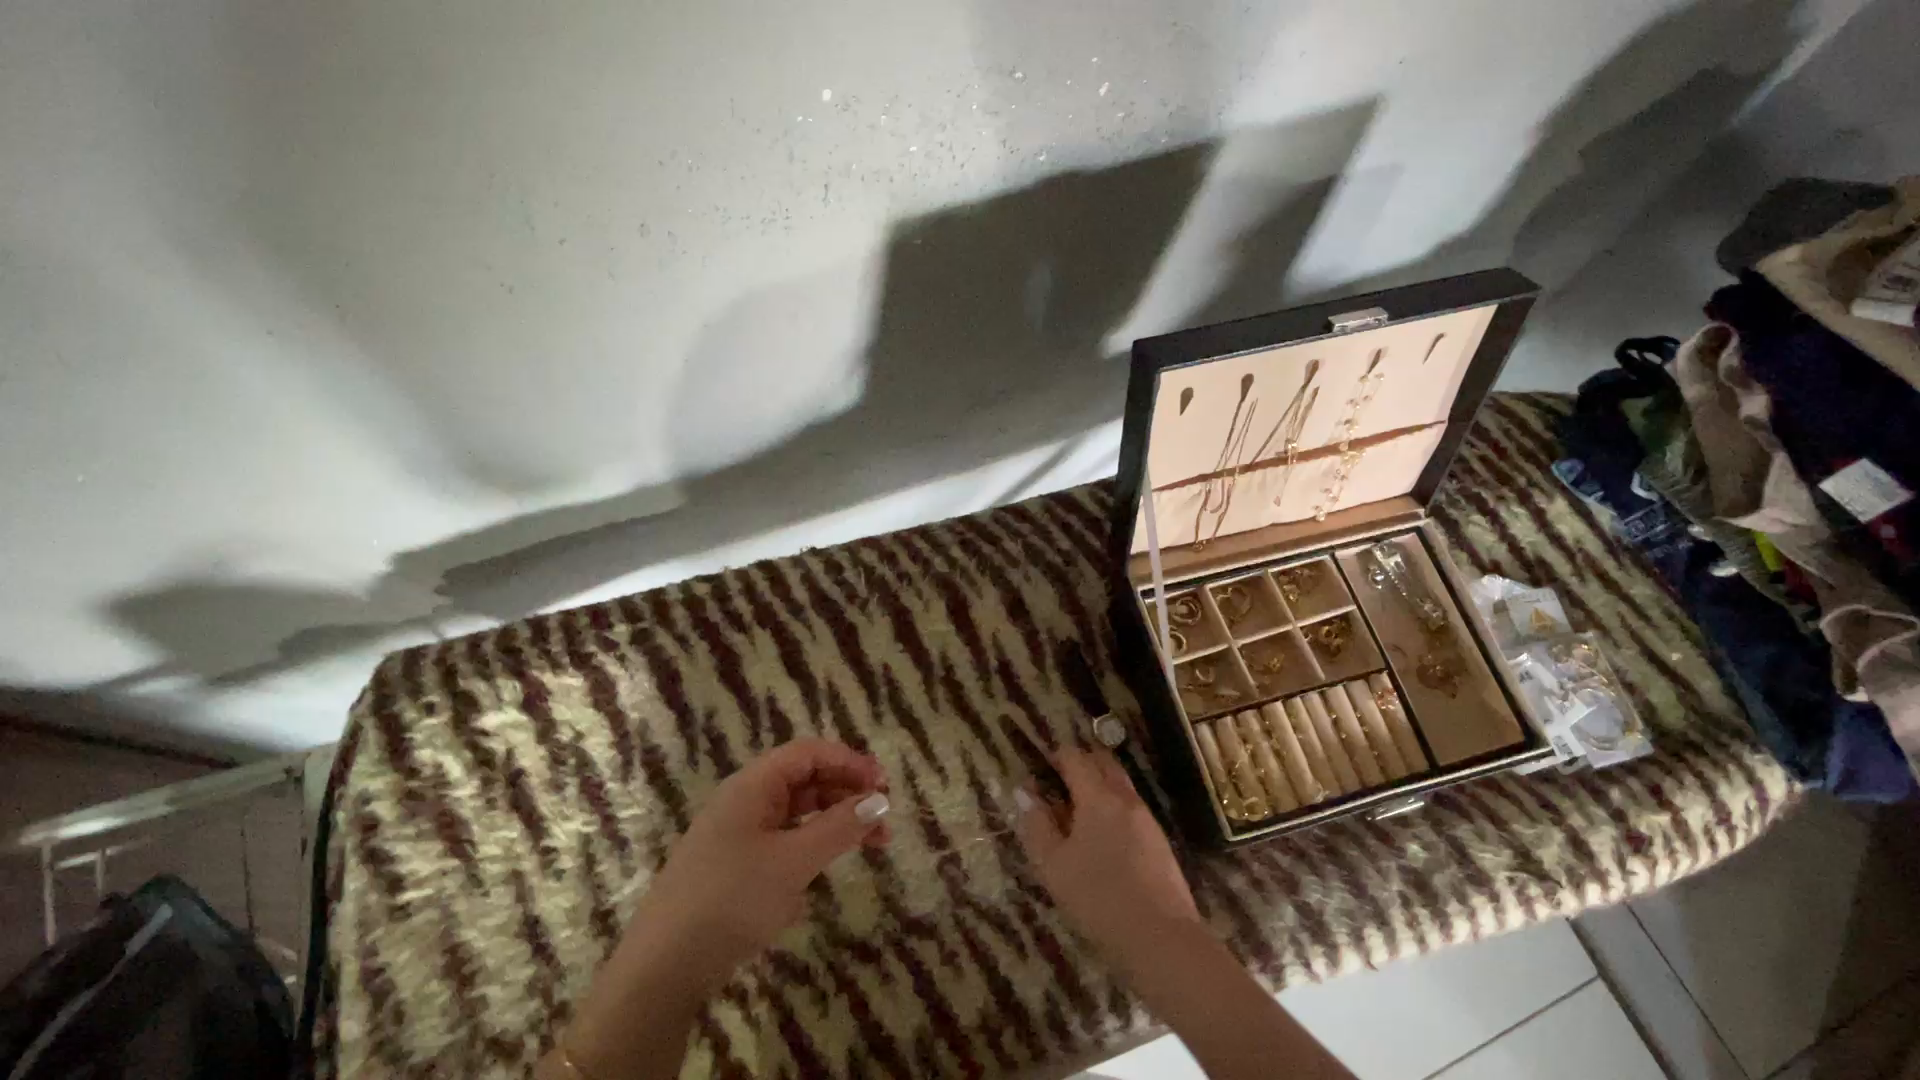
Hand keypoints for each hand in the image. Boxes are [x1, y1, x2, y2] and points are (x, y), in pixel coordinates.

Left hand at [549, 739, 891, 1079]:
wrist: (663, 967)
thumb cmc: (731, 900)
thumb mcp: (793, 862)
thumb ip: (839, 827)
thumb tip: (879, 800)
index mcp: (752, 786)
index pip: (809, 753)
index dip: (849, 762)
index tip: (884, 787)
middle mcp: (744, 802)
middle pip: (805, 780)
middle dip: (847, 794)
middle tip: (884, 822)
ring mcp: (737, 837)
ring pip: (796, 815)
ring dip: (834, 824)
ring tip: (870, 848)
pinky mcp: (735, 870)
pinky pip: (782, 845)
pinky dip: (810, 851)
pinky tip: (821, 880)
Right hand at [1016, 747, 1199, 966]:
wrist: (1161, 938)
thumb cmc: (1098, 899)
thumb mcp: (1053, 866)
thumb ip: (1036, 825)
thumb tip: (1023, 792)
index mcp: (1098, 798)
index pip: (1075, 758)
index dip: (1055, 756)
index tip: (1039, 767)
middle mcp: (1126, 799)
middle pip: (1103, 763)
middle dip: (1080, 762)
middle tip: (1057, 782)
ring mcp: (1147, 819)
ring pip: (1121, 785)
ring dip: (1098, 785)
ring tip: (1075, 811)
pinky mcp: (1159, 842)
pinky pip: (1131, 808)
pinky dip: (1113, 807)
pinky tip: (1101, 837)